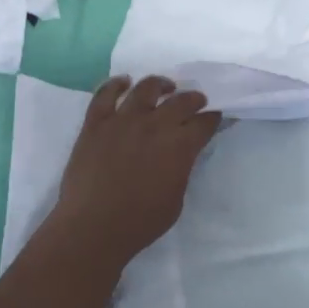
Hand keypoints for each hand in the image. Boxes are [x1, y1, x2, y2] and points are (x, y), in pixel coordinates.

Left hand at [49, 75, 220, 264]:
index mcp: (180, 146)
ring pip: (146, 88)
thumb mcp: (176, 198)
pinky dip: (116, 84)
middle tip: (197, 101)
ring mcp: (123, 120)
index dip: (212, 119)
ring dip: (160, 85)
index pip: (204, 123)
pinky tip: (124, 82)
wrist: (93, 226)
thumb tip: (180, 156)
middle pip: (181, 101)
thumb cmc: (141, 221)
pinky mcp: (96, 123)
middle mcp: (154, 125)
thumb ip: (181, 170)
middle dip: (194, 98)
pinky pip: (105, 94)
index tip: (215, 118)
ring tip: (165, 87)